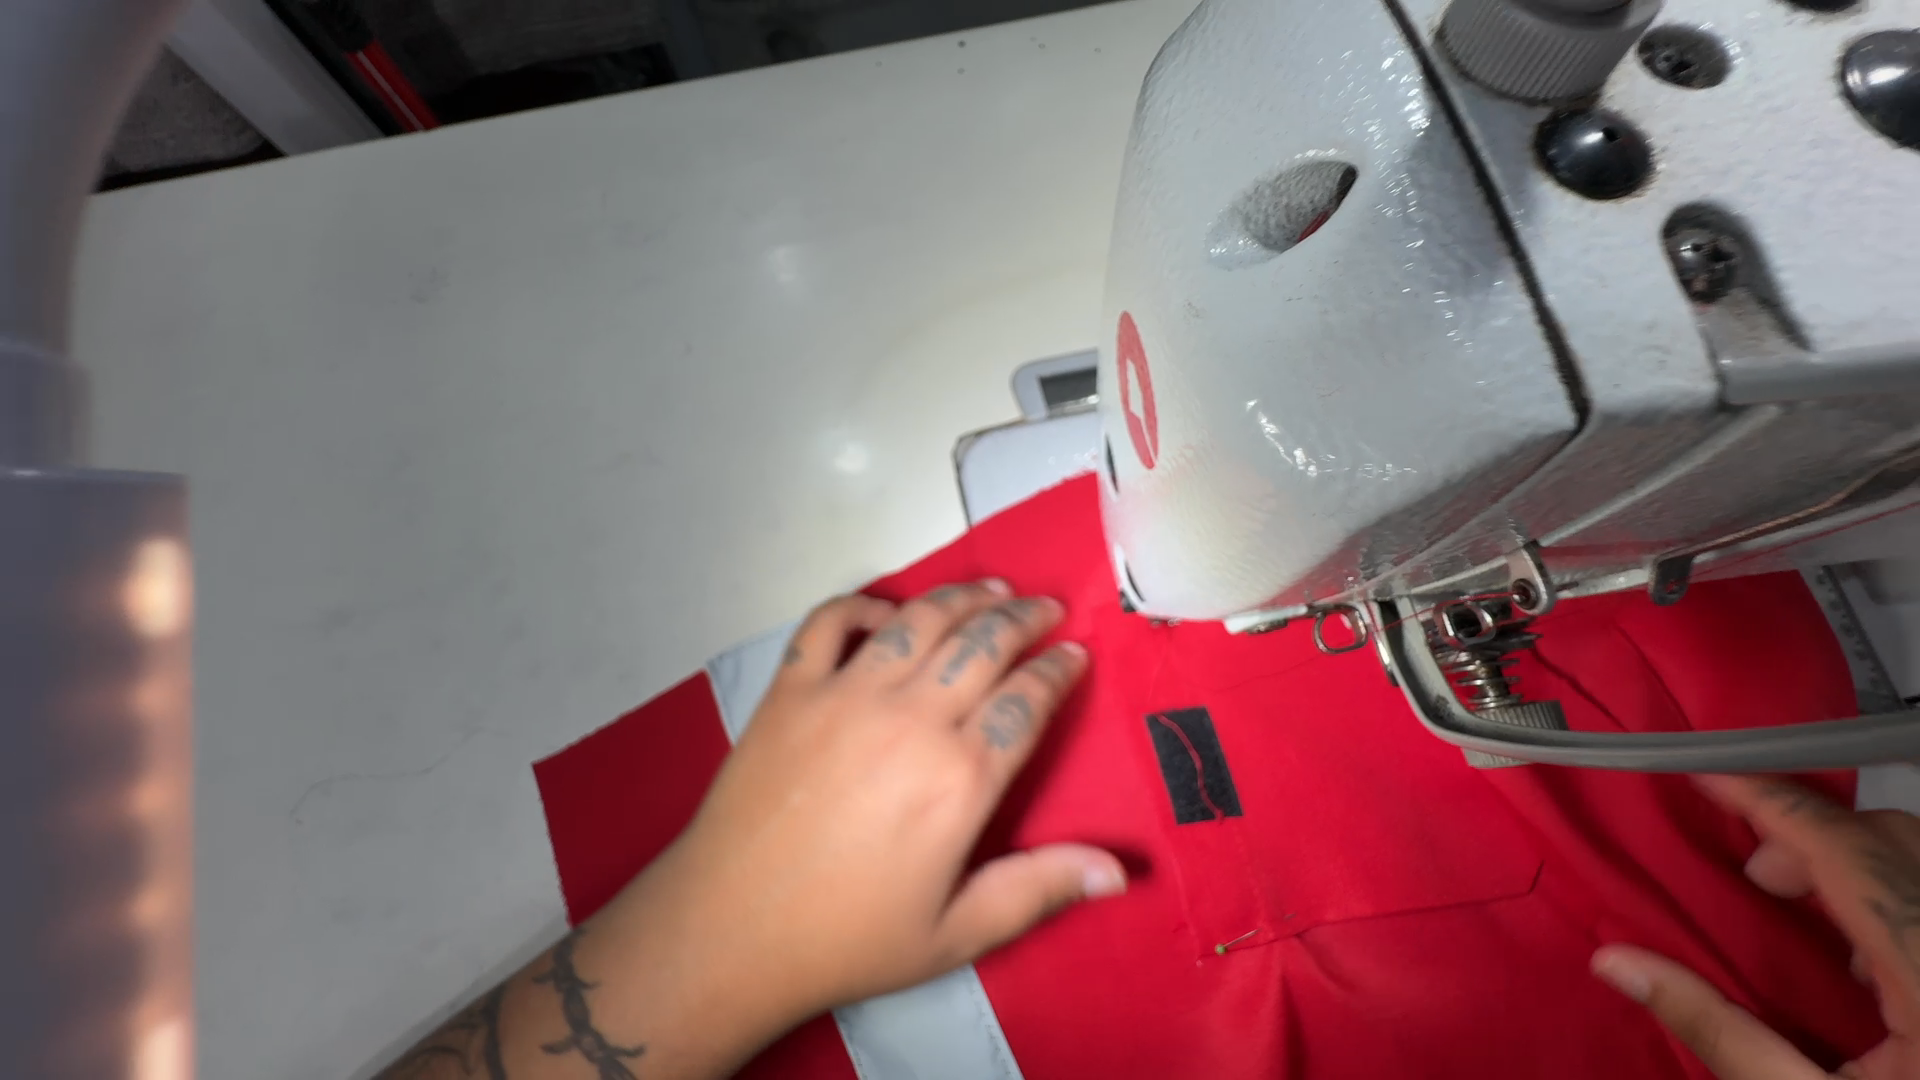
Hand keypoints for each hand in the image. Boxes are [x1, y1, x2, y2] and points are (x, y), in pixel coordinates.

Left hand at [618, 580, 1122, 1040]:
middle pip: (983, 644)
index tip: (1076, 653)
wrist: (728, 930)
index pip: (1026, 700)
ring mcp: (844, 694)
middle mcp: (909, 718)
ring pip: (918, 620)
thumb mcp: (956, 932)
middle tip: (1046, 607)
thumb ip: (1039, 889)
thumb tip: (1119, 870)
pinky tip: (885, 610)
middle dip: (1024, 618)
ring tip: (992, 587)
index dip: (1059, 670)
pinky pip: (829, 622)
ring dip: (962, 597)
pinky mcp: (790, 688)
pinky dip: (860, 604)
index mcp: (959, 777)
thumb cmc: (848, 936)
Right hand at [1591, 775, 1919, 1078]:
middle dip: (1809, 835)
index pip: (1841, 848)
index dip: (1766, 800)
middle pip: (1894, 837)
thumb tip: (1612, 960)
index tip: (1703, 773)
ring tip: (1806, 909)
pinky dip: (1890, 894)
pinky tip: (1869, 955)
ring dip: (1851, 862)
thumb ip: (1719, 1031)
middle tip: (1757, 878)